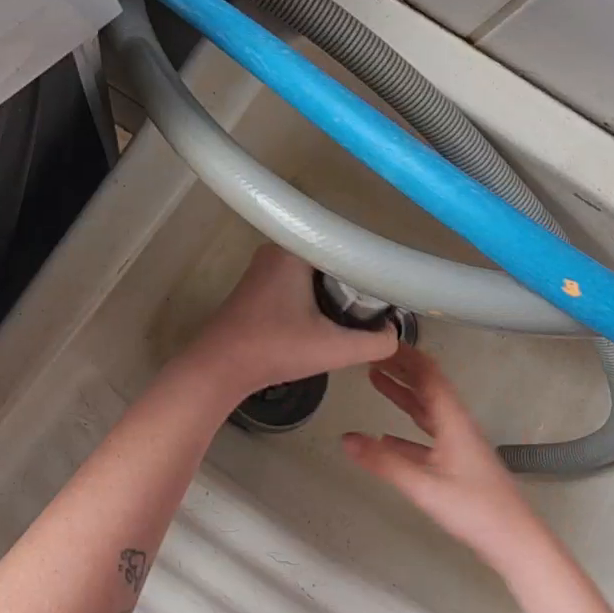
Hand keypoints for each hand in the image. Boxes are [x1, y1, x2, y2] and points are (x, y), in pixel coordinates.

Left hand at [173, 245, 397, 400]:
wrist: (220, 368)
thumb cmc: (274, 349)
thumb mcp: (334, 348)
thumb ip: (375, 342)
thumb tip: (393, 334)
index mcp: (294, 250)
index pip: (345, 244)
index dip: (371, 264)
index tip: (391, 283)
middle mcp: (277, 250)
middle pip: (331, 258)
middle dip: (355, 280)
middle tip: (379, 303)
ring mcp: (264, 268)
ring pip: (315, 272)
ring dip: (335, 290)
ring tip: (361, 313)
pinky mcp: (258, 287)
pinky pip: (299, 282)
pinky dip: (316, 297)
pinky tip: (331, 318)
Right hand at [343, 345, 536, 559]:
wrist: (516, 544)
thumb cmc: (476, 510)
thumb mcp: (424, 486)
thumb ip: (384, 462)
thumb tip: (346, 439)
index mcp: (454, 421)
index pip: (429, 375)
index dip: (407, 355)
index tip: (382, 339)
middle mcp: (457, 427)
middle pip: (427, 388)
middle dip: (401, 369)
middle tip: (372, 353)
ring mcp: (458, 446)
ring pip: (426, 411)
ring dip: (403, 394)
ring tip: (375, 380)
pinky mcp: (457, 466)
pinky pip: (426, 438)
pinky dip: (405, 431)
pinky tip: (385, 437)